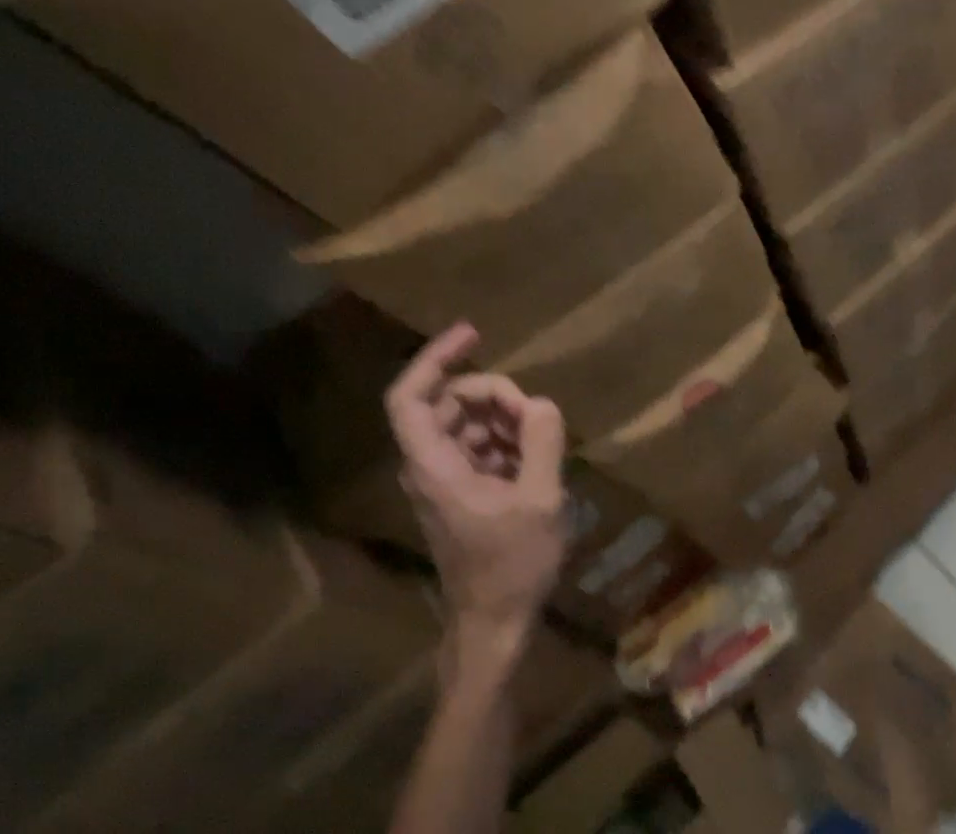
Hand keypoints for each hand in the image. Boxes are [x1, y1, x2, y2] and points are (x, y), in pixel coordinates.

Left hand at [385, 324, 567, 648]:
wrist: (494, 622)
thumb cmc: (511, 565)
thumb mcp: (539, 501)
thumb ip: (541, 443)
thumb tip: (541, 403)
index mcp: (433, 466)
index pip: (410, 397)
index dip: (436, 358)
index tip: (474, 334)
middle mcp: (429, 467)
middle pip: (445, 405)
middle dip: (491, 394)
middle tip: (536, 410)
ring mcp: (445, 482)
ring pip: (465, 426)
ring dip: (504, 419)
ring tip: (545, 436)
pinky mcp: (464, 495)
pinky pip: (480, 449)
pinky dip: (509, 441)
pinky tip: (540, 457)